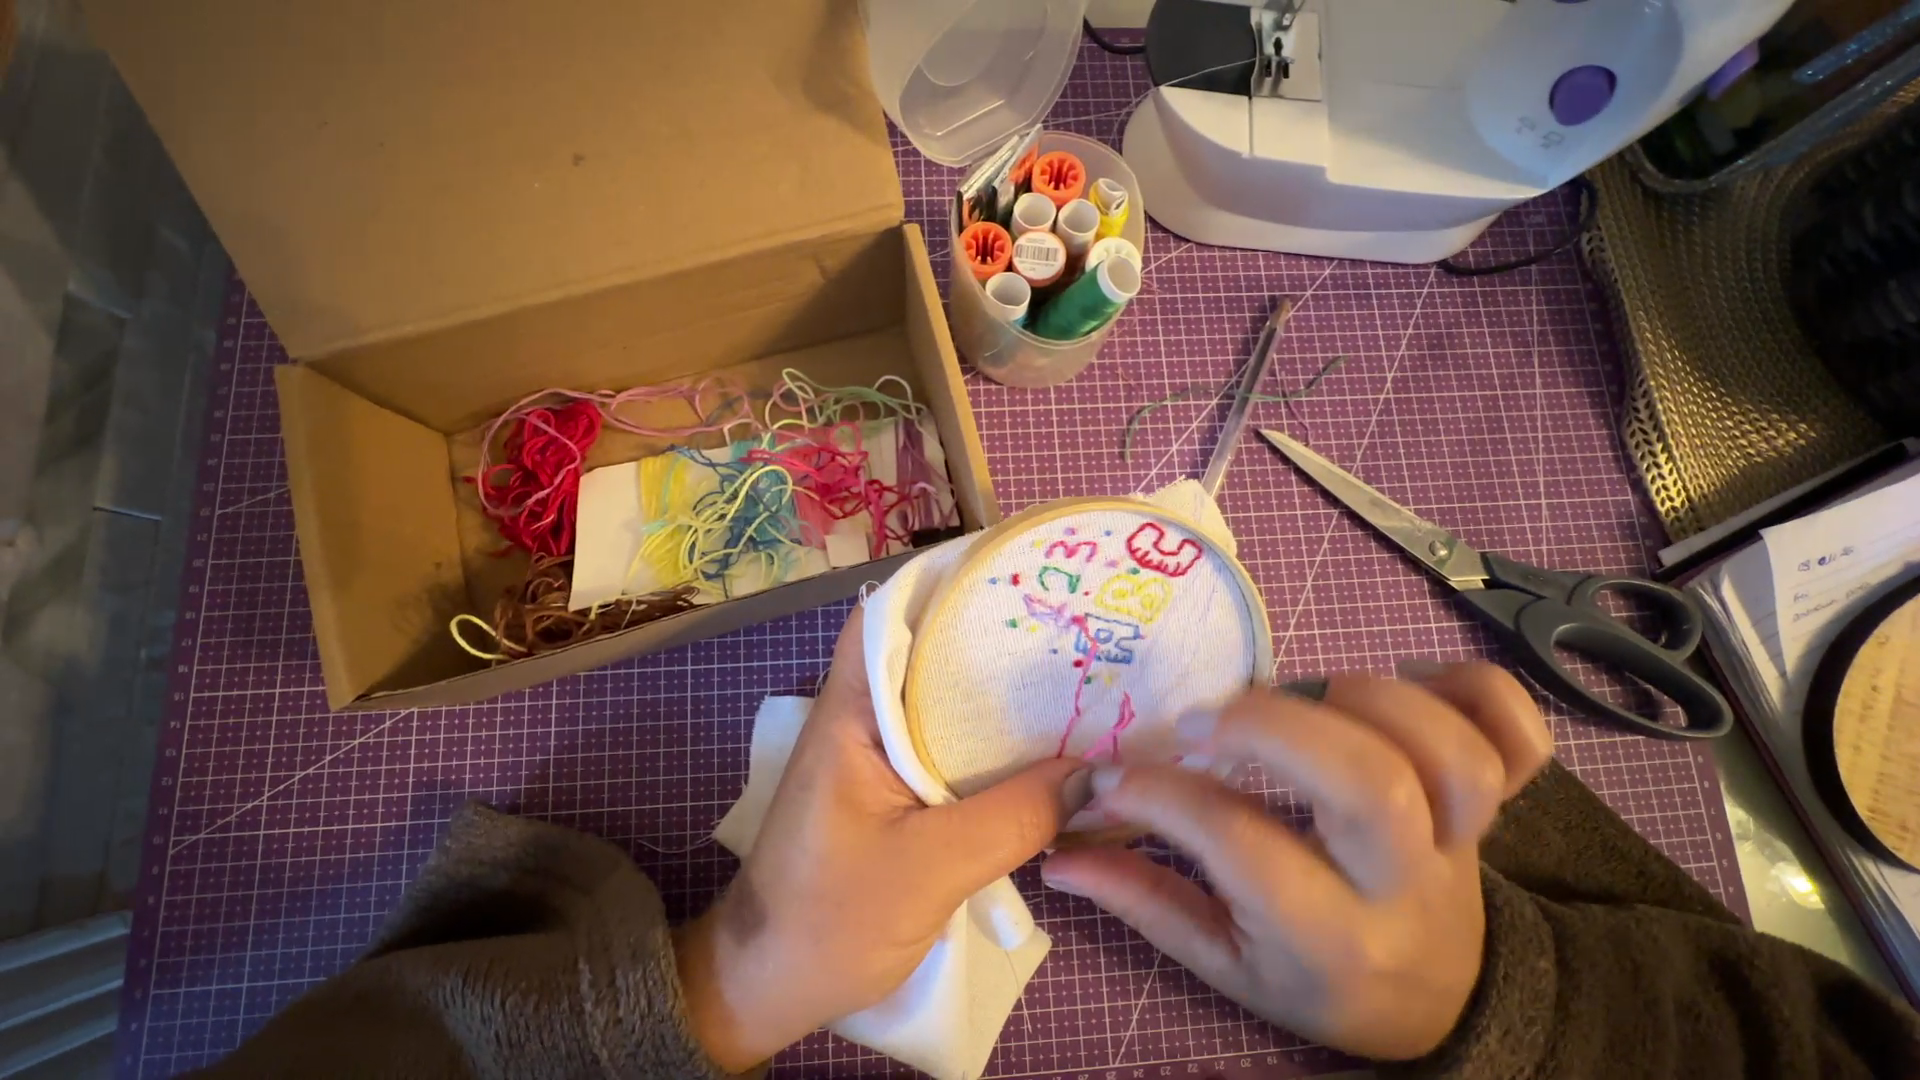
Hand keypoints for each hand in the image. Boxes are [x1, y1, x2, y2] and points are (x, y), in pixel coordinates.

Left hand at [674, 606, 1094, 1070]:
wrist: (767, 987)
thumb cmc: (830, 919)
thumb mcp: (930, 870)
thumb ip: (1013, 818)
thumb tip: (1095, 772)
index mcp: (852, 711)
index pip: (889, 614)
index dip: (945, 581)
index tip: (1014, 571)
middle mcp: (863, 717)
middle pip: (927, 651)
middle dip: (993, 635)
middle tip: (1070, 624)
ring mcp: (875, 755)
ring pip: (943, 701)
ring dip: (997, 691)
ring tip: (1072, 673)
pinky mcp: (892, 791)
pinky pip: (948, 748)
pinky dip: (991, 744)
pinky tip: (1042, 749)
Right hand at [1040, 663, 1552, 1060]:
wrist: (1437, 997)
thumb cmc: (1315, 978)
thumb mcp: (1224, 962)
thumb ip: (1142, 900)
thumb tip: (1055, 855)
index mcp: (1328, 936)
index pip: (1241, 846)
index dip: (1163, 796)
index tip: (1111, 772)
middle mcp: (1403, 884)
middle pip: (1367, 782)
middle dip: (1273, 726)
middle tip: (1208, 717)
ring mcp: (1463, 840)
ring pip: (1449, 750)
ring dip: (1365, 697)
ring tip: (1301, 696)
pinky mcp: (1496, 804)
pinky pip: (1519, 735)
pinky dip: (1470, 687)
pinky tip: (1405, 678)